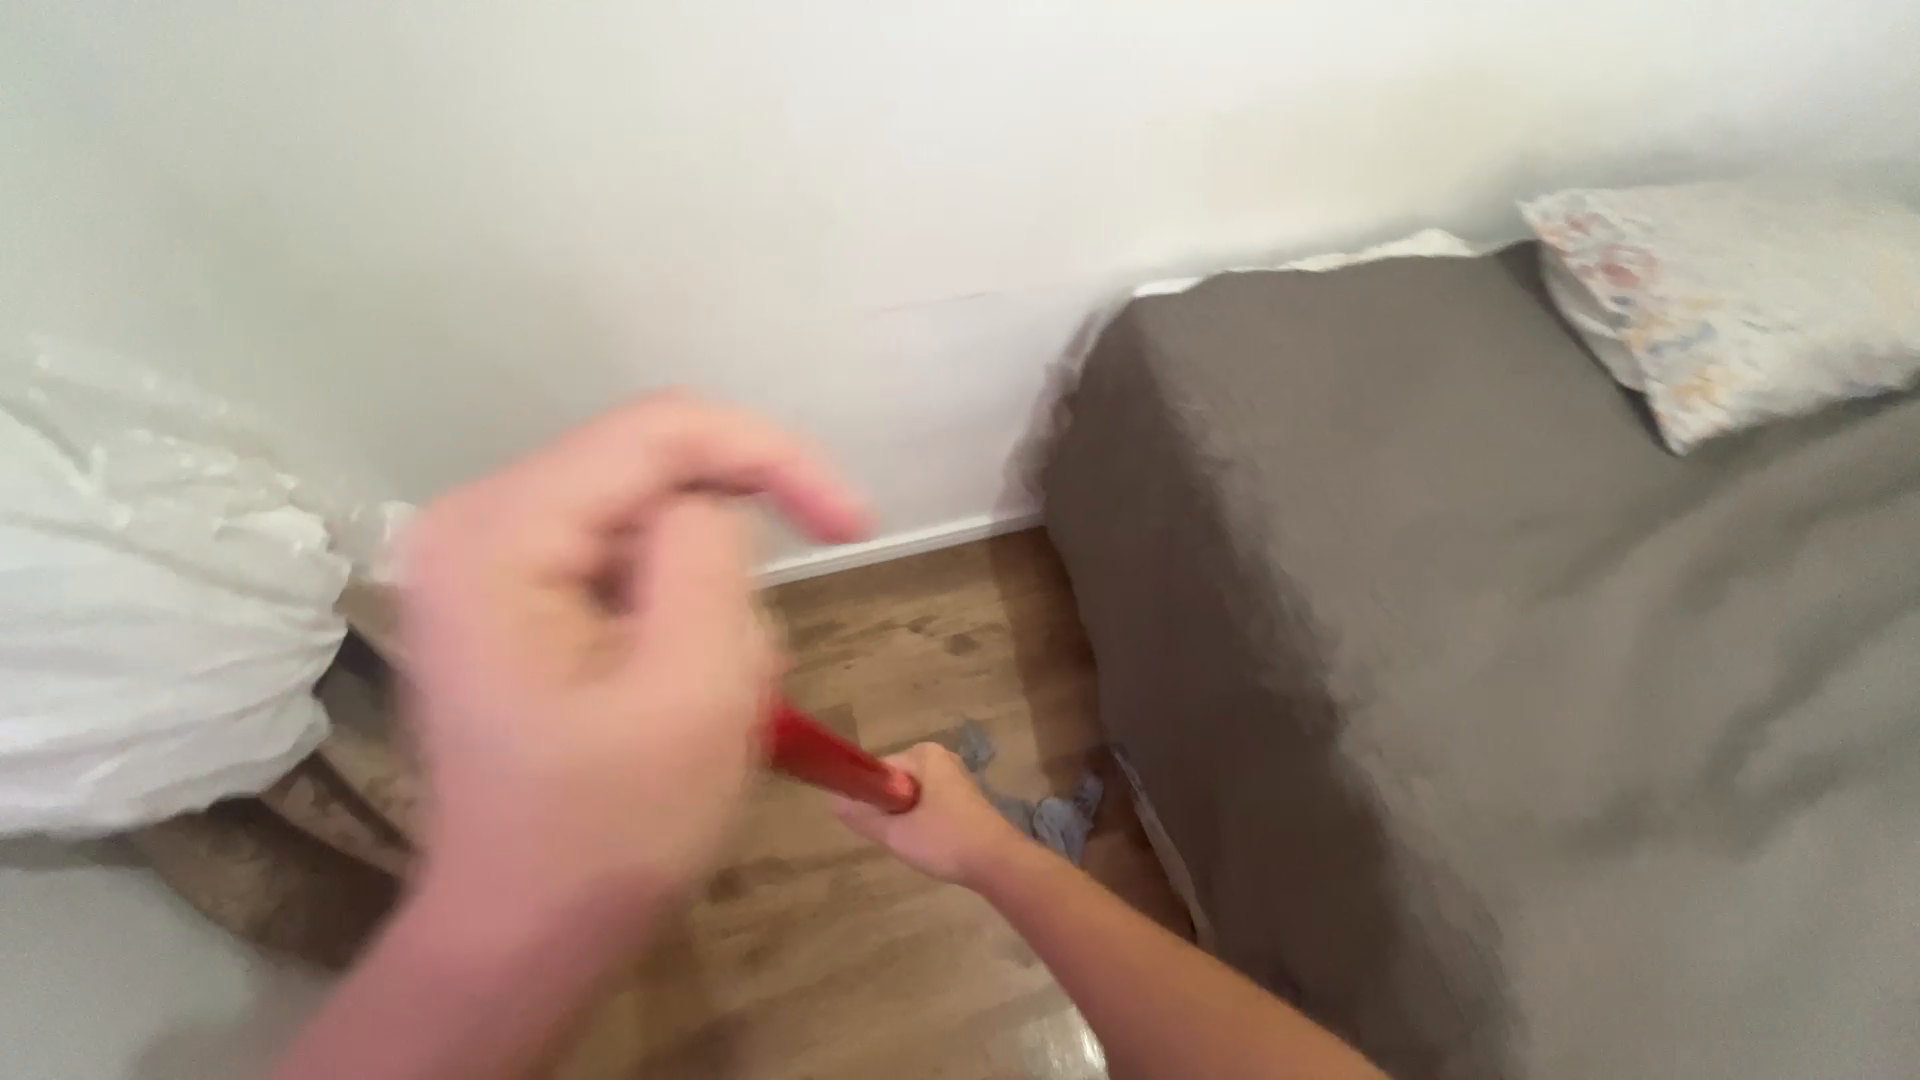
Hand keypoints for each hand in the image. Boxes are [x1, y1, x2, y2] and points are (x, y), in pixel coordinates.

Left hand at [400, 393, 866, 944]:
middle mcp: (486, 522)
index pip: (663, 431)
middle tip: (761, 660)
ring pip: (665, 525)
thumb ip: (709, 560)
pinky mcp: (532, 596)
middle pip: (661, 473)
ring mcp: (504, 560)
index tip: (856, 528)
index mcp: (502, 532)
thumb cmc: (609, 832)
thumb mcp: (692, 692)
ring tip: (721, 698)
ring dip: (720, 604)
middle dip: (738, 558)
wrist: (526, 934)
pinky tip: (691, 694)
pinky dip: (695, 621)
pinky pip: (645, 567)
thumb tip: (717, 505)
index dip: (775, 458)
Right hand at [831, 743, 1032, 887]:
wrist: (998, 862)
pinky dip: (924, 821)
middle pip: (896, 782)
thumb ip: (863, 816)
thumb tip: (832, 802)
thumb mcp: (896, 833)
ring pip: (913, 796)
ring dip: (907, 818)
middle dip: (890, 810)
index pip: (879, 770)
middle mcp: (941, 757)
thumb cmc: (945, 840)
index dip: (869, 797)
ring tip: (916, 842)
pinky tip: (931, 843)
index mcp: (924, 754)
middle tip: (897, 837)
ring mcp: (956, 776)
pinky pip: (930, 803)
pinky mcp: (965, 796)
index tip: (872, 824)